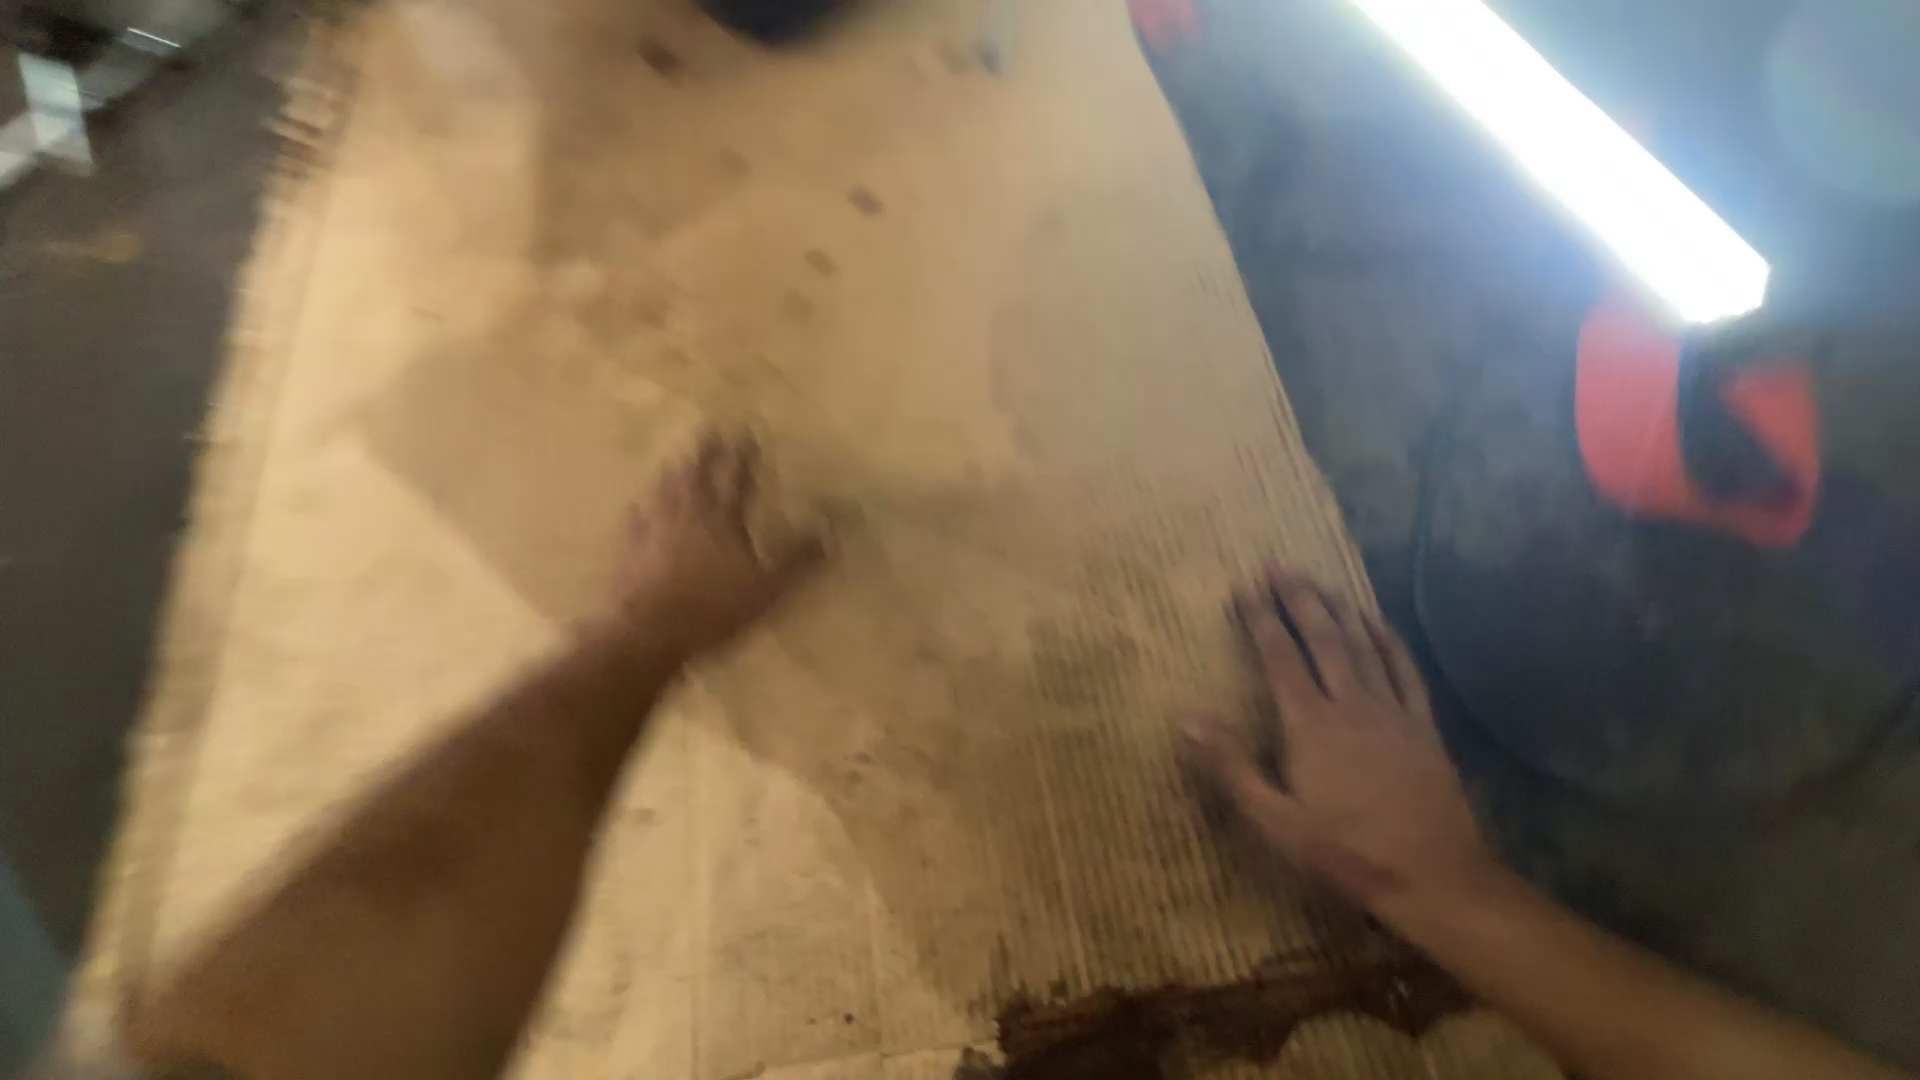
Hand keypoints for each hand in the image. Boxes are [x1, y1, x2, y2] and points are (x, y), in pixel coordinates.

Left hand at [615, 432, 824, 662]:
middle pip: (697, 474)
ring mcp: (654, 529)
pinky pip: (636, 519)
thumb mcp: (768, 587)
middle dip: (706, 451)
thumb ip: (799, 558)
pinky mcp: (629, 550)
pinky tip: (639, 504)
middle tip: (710, 430)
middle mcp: (687, 514)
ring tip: (678, 458)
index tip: (748, 432)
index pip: (737, 478)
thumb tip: (831, 529)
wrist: (647, 632)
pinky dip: (641, 507)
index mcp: (723, 519)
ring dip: (674, 471)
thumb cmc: (714, 609)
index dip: (745, 456)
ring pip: (665, 490)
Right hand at [1183, 567, 1495, 919]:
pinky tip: (1377, 620)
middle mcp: (1350, 704)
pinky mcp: (1422, 725)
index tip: (1243, 588)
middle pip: (1321, 638)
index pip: (1279, 657)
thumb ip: (1230, 765)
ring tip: (1320, 579)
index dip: (1259, 619)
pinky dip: (1388, 640)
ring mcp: (1391, 711)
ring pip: (1361, 646)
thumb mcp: (1274, 819)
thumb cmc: (1344, 849)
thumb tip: (1186, 717)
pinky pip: (1404, 670)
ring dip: (1338, 608)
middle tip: (1280, 564)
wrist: (1433, 877)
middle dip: (1298, 598)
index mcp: (1310, 724)